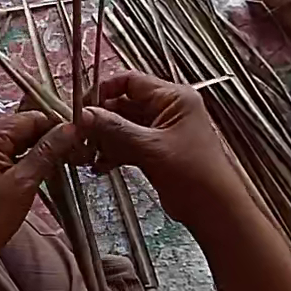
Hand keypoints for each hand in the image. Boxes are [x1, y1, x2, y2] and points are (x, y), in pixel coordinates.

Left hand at [0, 112, 84, 263]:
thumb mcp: (24, 182)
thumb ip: (46, 152)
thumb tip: (70, 128)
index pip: (27, 119)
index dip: (54, 124)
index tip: (79, 134)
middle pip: (25, 127)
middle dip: (50, 135)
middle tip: (78, 147)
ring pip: (22, 140)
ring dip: (44, 147)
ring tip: (69, 156)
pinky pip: (16, 153)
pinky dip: (33, 157)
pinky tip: (52, 165)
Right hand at [79, 71, 246, 229]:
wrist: (214, 210)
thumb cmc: (192, 172)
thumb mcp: (150, 147)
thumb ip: (114, 129)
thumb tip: (82, 115)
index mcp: (172, 98)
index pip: (130, 81)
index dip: (103, 90)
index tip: (80, 106)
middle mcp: (166, 109)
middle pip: (122, 104)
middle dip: (99, 119)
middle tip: (77, 134)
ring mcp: (159, 131)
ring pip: (121, 126)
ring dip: (102, 139)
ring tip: (84, 153)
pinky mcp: (153, 151)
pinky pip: (125, 144)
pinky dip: (111, 153)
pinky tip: (98, 166)